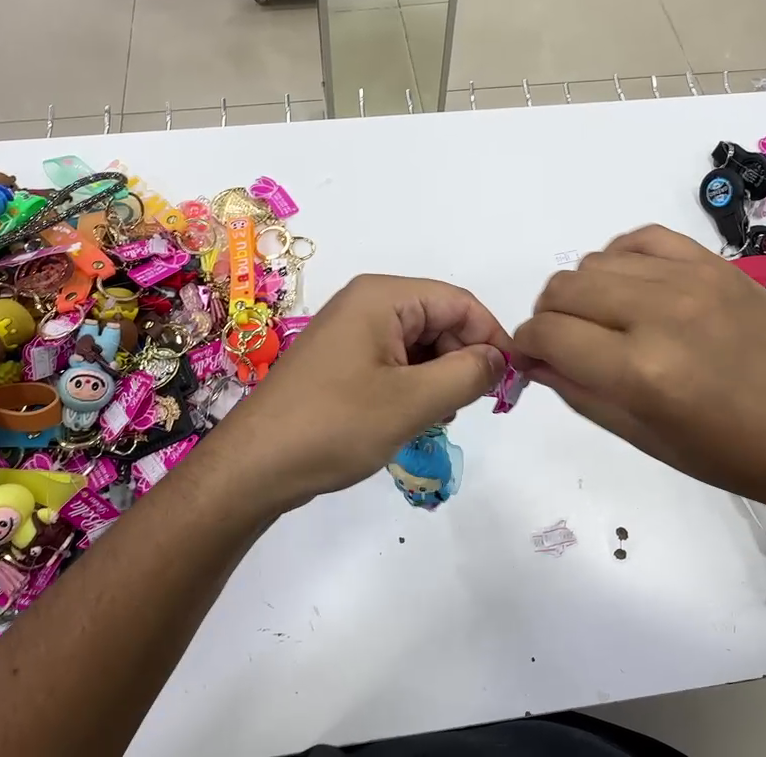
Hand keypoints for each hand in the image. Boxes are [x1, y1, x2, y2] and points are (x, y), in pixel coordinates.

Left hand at [203, 275, 511, 514]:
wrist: (254, 467)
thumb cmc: (334, 426)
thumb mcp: (412, 402)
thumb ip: (468, 375)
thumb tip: (500, 360)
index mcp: (382, 297)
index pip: (459, 302)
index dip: (492, 337)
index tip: (511, 383)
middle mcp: (366, 304)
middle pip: (439, 320)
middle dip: (463, 360)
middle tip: (471, 407)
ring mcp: (350, 333)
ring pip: (418, 344)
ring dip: (439, 378)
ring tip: (435, 418)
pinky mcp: (340, 362)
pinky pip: (394, 362)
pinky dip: (413, 387)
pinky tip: (411, 420)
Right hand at [513, 225, 765, 524]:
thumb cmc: (745, 460)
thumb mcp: (652, 441)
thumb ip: (583, 394)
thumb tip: (536, 362)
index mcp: (642, 372)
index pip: (548, 335)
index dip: (527, 347)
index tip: (532, 361)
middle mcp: (659, 312)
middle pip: (563, 288)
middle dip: (548, 318)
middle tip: (564, 346)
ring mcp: (691, 278)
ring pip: (596, 261)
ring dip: (583, 291)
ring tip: (603, 322)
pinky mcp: (716, 262)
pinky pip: (642, 237)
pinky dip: (621, 258)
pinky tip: (632, 288)